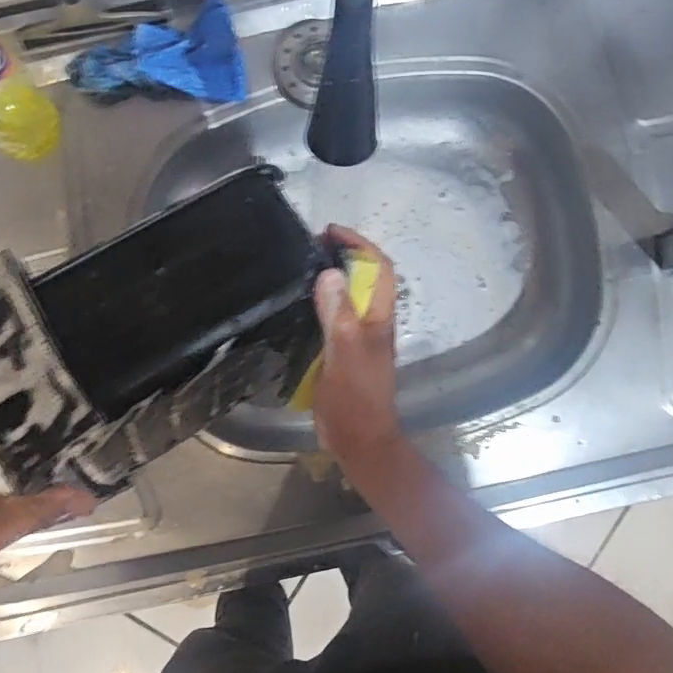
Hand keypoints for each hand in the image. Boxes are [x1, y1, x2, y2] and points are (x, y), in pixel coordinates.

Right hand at [310, 224, 402, 465]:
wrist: (358, 439)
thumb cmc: (356, 396)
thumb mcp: (345, 350)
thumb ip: (338, 313)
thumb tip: (330, 273)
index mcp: (378, 318)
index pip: (379, 268)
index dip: (359, 245)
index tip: (330, 233)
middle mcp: (370, 324)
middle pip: (362, 280)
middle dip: (341, 257)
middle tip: (308, 249)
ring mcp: (355, 340)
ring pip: (345, 300)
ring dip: (327, 281)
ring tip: (297, 270)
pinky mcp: (339, 355)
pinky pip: (329, 321)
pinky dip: (316, 307)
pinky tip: (294, 307)